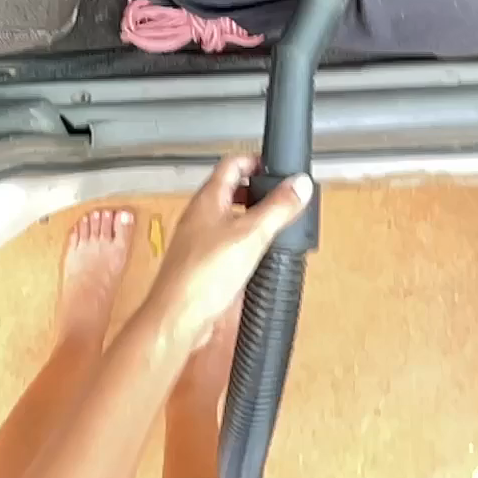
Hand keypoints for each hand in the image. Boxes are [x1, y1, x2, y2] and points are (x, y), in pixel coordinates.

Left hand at [145, 153, 313, 349]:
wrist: (177, 317)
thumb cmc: (204, 273)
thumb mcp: (251, 235)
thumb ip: (277, 208)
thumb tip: (300, 183)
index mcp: (208, 199)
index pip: (232, 163)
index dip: (254, 160)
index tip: (276, 168)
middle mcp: (199, 214)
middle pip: (230, 189)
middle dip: (257, 190)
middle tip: (281, 198)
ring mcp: (197, 238)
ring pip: (228, 215)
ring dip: (251, 216)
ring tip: (275, 224)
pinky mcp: (200, 262)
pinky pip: (225, 240)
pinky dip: (244, 240)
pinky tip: (257, 255)